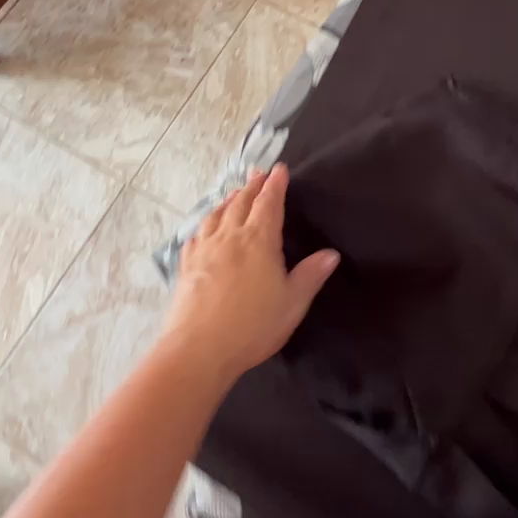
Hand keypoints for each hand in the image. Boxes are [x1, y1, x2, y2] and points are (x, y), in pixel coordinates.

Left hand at [164, 164, 339, 383]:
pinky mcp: (186, 264)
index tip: (279, 169)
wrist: (198, 348)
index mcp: (259, 240)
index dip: (276, 184)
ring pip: (217, 214)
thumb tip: (330, 254)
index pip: (269, 203)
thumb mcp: (292, 303)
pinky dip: (206, 222)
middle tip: (259, 173)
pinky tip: (206, 226)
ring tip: (235, 193)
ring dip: (229, 200)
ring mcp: (204, 249)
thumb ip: (310, 275)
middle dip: (253, 185)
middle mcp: (229, 236)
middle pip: (242, 202)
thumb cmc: (252, 325)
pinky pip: (197, 233)